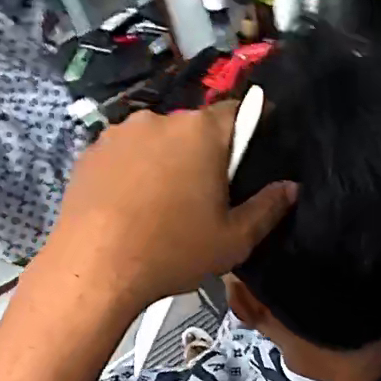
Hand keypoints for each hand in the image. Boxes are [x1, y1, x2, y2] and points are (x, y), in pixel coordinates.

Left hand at [39, 106, 297, 309]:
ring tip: (163, 208)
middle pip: (194, 129)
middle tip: (206, 199)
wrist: (94, 268)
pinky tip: (131, 209)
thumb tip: (290, 188)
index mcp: (201, 132)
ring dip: (166, 163)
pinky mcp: (90, 152)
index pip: (238, 111)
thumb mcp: (233, 240)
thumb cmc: (173, 251)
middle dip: (204, 155)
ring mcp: (119, 133)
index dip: (250, 130)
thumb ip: (267, 209)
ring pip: (157, 142)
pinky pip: (125, 156)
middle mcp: (159, 120)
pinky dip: (134, 174)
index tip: (251, 158)